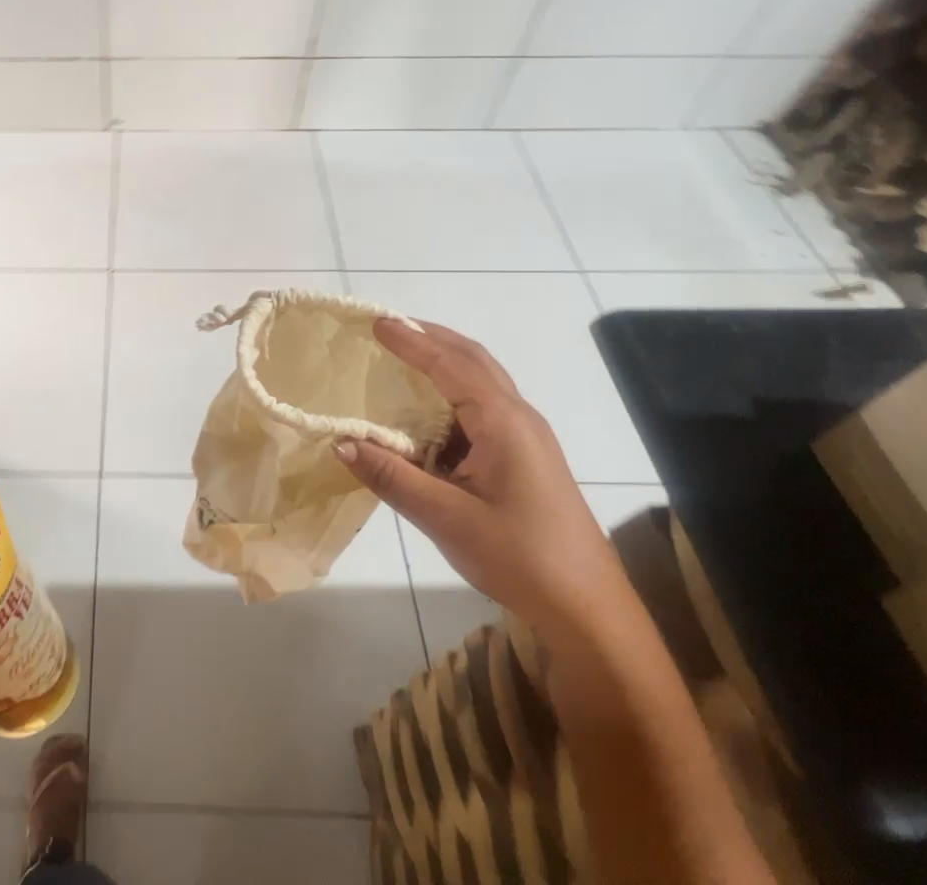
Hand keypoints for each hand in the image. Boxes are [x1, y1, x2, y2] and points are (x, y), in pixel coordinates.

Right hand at [333, 318, 627, 630]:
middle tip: (389, 328)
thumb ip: (392, 476)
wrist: (584, 603)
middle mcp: (519, 419)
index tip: (375, 322)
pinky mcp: (526, 460)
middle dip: (432, 338)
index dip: (412, 342)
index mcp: (503, 423)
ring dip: (445, 364)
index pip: (451, 366)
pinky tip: (427, 415)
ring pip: (482, 384)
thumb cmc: (517, 556)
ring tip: (403, 358)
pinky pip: (484, 412)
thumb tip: (341, 442)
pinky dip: (452, 397)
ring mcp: (527, 439)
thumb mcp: (445, 517)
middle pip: (474, 361)